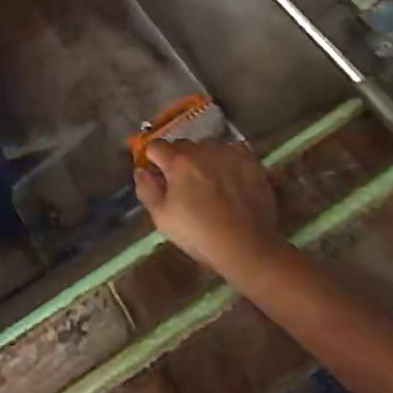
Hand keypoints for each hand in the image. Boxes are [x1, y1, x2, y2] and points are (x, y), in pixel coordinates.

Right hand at [133, 139, 283, 273]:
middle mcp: (202, 149)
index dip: (153, 161)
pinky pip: (231, 150)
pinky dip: (226, 159)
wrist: (248, 246)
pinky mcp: (250, 161)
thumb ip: (146, 189)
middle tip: (183, 184)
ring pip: (207, 146)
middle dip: (177, 160)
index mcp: (177, 161)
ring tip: (209, 181)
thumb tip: (141, 171)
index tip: (158, 176)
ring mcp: (228, 153)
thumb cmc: (200, 234)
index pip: (155, 146)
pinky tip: (229, 178)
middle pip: (181, 145)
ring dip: (203, 158)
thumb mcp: (162, 218)